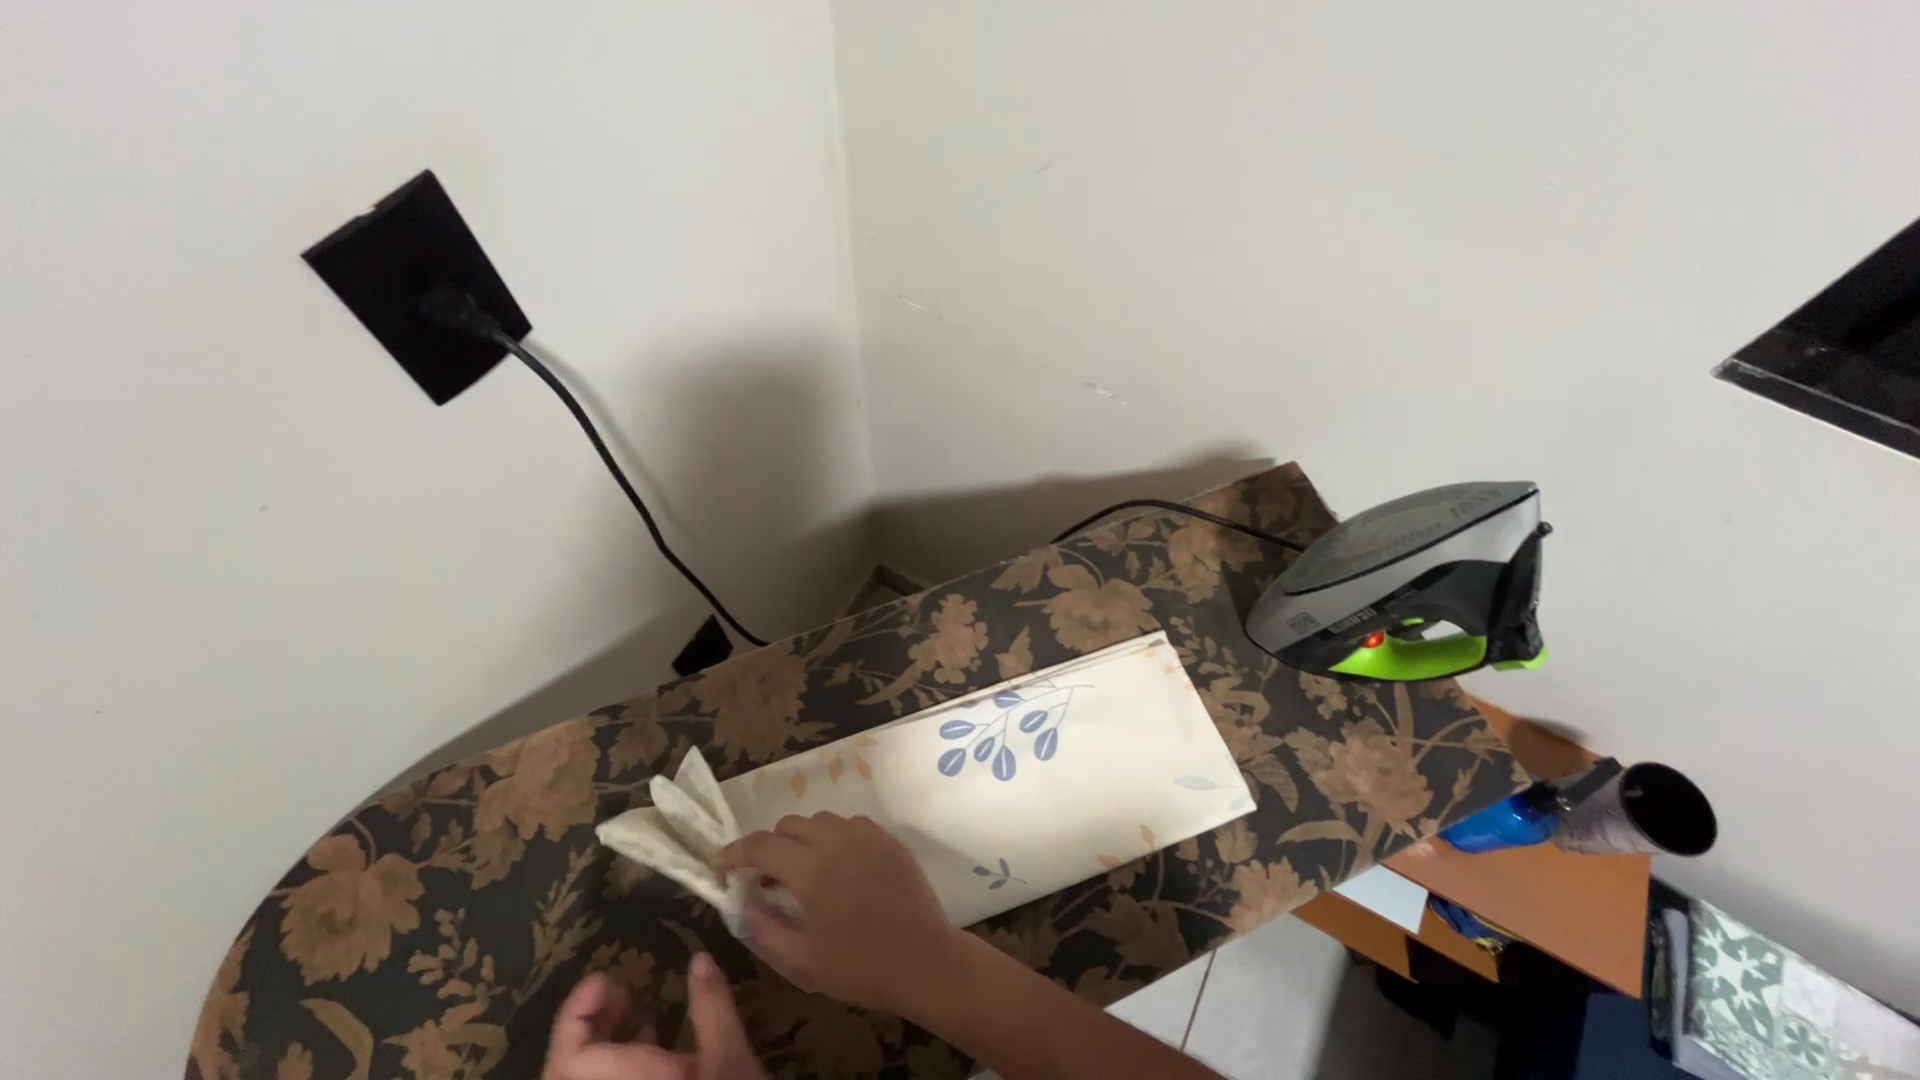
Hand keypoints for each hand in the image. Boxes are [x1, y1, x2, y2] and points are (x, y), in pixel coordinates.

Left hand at [542, 955, 765, 1079]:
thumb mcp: (730, 1062)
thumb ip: (712, 1007)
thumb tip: (699, 960)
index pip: (569, 1061)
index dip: (577, 1016)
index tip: (606, 979)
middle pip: (566, 1075)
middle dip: (587, 1027)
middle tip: (617, 990)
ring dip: (600, 1047)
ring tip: (630, 1009)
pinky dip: (617, 1070)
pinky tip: (648, 1046)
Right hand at [714, 813, 961, 1011]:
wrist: (924, 960)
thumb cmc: (859, 965)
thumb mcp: (801, 959)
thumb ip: (764, 927)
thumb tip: (746, 903)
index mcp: (811, 868)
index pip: (761, 845)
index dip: (734, 853)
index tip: (719, 866)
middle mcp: (837, 841)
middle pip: (789, 825)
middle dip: (769, 847)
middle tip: (765, 881)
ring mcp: (867, 836)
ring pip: (821, 821)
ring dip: (803, 840)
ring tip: (803, 874)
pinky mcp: (890, 840)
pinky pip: (852, 825)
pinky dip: (835, 838)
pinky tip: (839, 867)